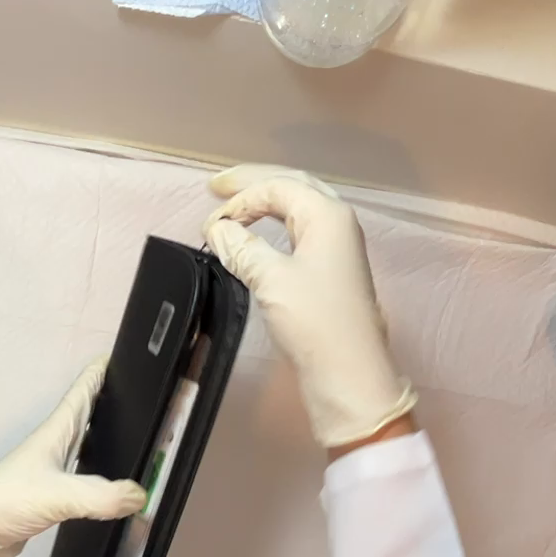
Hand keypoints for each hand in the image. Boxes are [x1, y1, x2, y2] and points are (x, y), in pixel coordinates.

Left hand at [0, 358, 146, 556]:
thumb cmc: (8, 501)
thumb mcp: (58, 495)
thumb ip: (101, 496)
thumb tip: (140, 495)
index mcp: (55, 433)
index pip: (82, 393)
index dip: (101, 373)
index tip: (125, 357)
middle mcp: (54, 444)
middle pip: (87, 415)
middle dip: (112, 403)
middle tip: (143, 401)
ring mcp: (51, 468)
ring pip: (86, 444)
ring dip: (107, 438)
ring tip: (136, 438)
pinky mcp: (50, 492)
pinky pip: (83, 473)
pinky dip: (101, 472)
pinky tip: (114, 483)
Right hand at [203, 164, 416, 448]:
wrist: (347, 372)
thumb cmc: (314, 321)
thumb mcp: (272, 280)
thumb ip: (243, 249)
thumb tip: (218, 231)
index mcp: (326, 215)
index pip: (277, 188)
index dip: (239, 199)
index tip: (208, 225)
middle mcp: (335, 223)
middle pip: (291, 187)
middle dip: (253, 184)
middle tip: (217, 186)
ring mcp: (335, 248)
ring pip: (297, 209)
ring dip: (265, 203)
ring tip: (235, 206)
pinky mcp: (329, 273)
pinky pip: (298, 234)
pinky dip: (274, 227)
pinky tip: (260, 237)